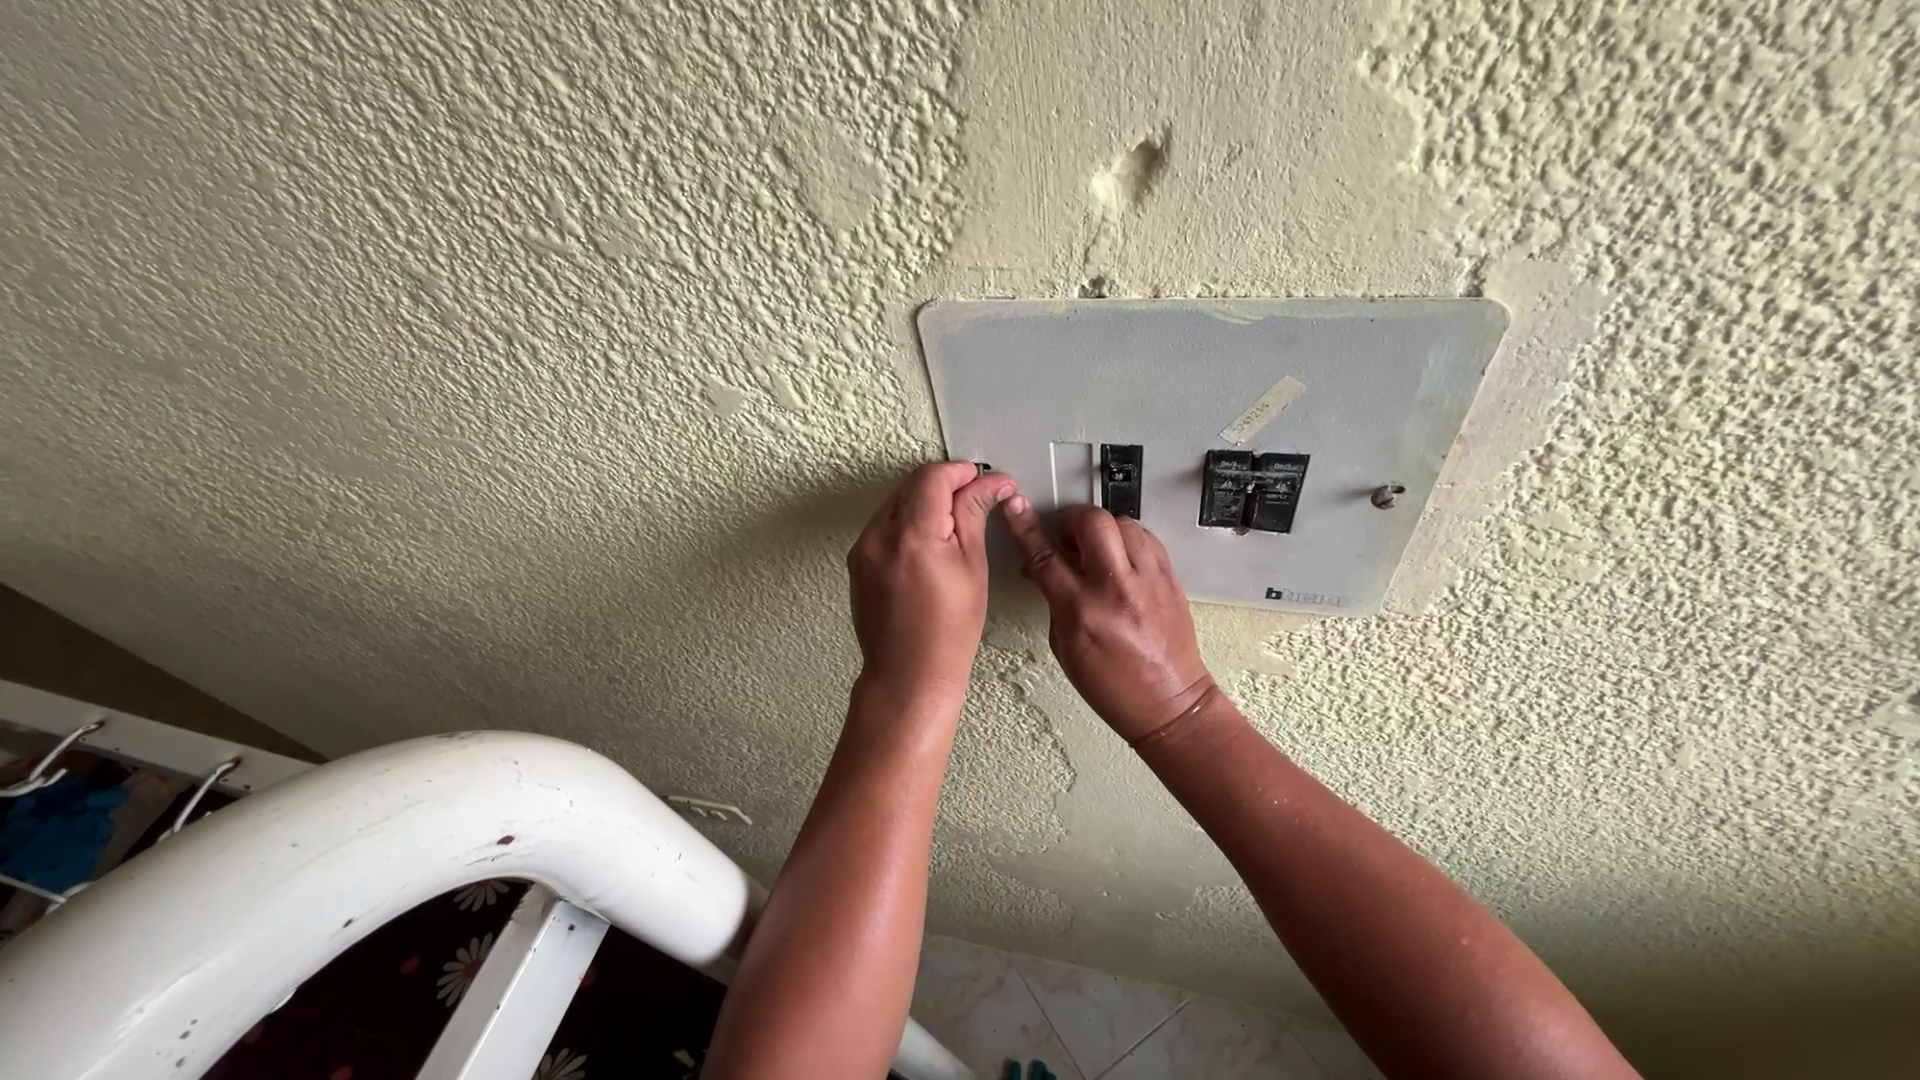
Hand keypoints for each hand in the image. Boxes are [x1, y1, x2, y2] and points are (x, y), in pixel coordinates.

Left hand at [847, 462, 1015, 700]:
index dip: (960, 472)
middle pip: (912, 485)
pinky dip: (906, 524)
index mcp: (912, 535)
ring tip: (951, 531)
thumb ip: (974, 514)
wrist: (908, 674)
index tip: (981, 480)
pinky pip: (883, 525)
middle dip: (944, 485)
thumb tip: (989, 483)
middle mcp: (879, 537)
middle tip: (973, 501)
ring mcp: (863, 549)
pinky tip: (927, 547)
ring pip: (896, 503)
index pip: (932, 477)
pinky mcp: (857, 561)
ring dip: (924, 503)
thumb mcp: (972, 567)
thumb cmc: (946, 633)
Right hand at [1003, 498, 1214, 741]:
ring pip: (1123, 522)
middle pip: (1091, 522)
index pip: (1045, 556)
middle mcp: (1117, 590)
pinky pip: (1147, 537)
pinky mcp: (1170, 579)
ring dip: (1102, 528)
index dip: (1025, 527)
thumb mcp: (1064, 647)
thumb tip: (1047, 567)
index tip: (1016, 508)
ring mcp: (1149, 581)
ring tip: (1095, 549)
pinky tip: (1120, 557)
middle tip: (1066, 536)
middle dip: (1071, 520)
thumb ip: (1055, 600)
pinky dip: (1128, 539)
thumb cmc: (1115, 687)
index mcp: (1082, 612)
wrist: (1169, 703)